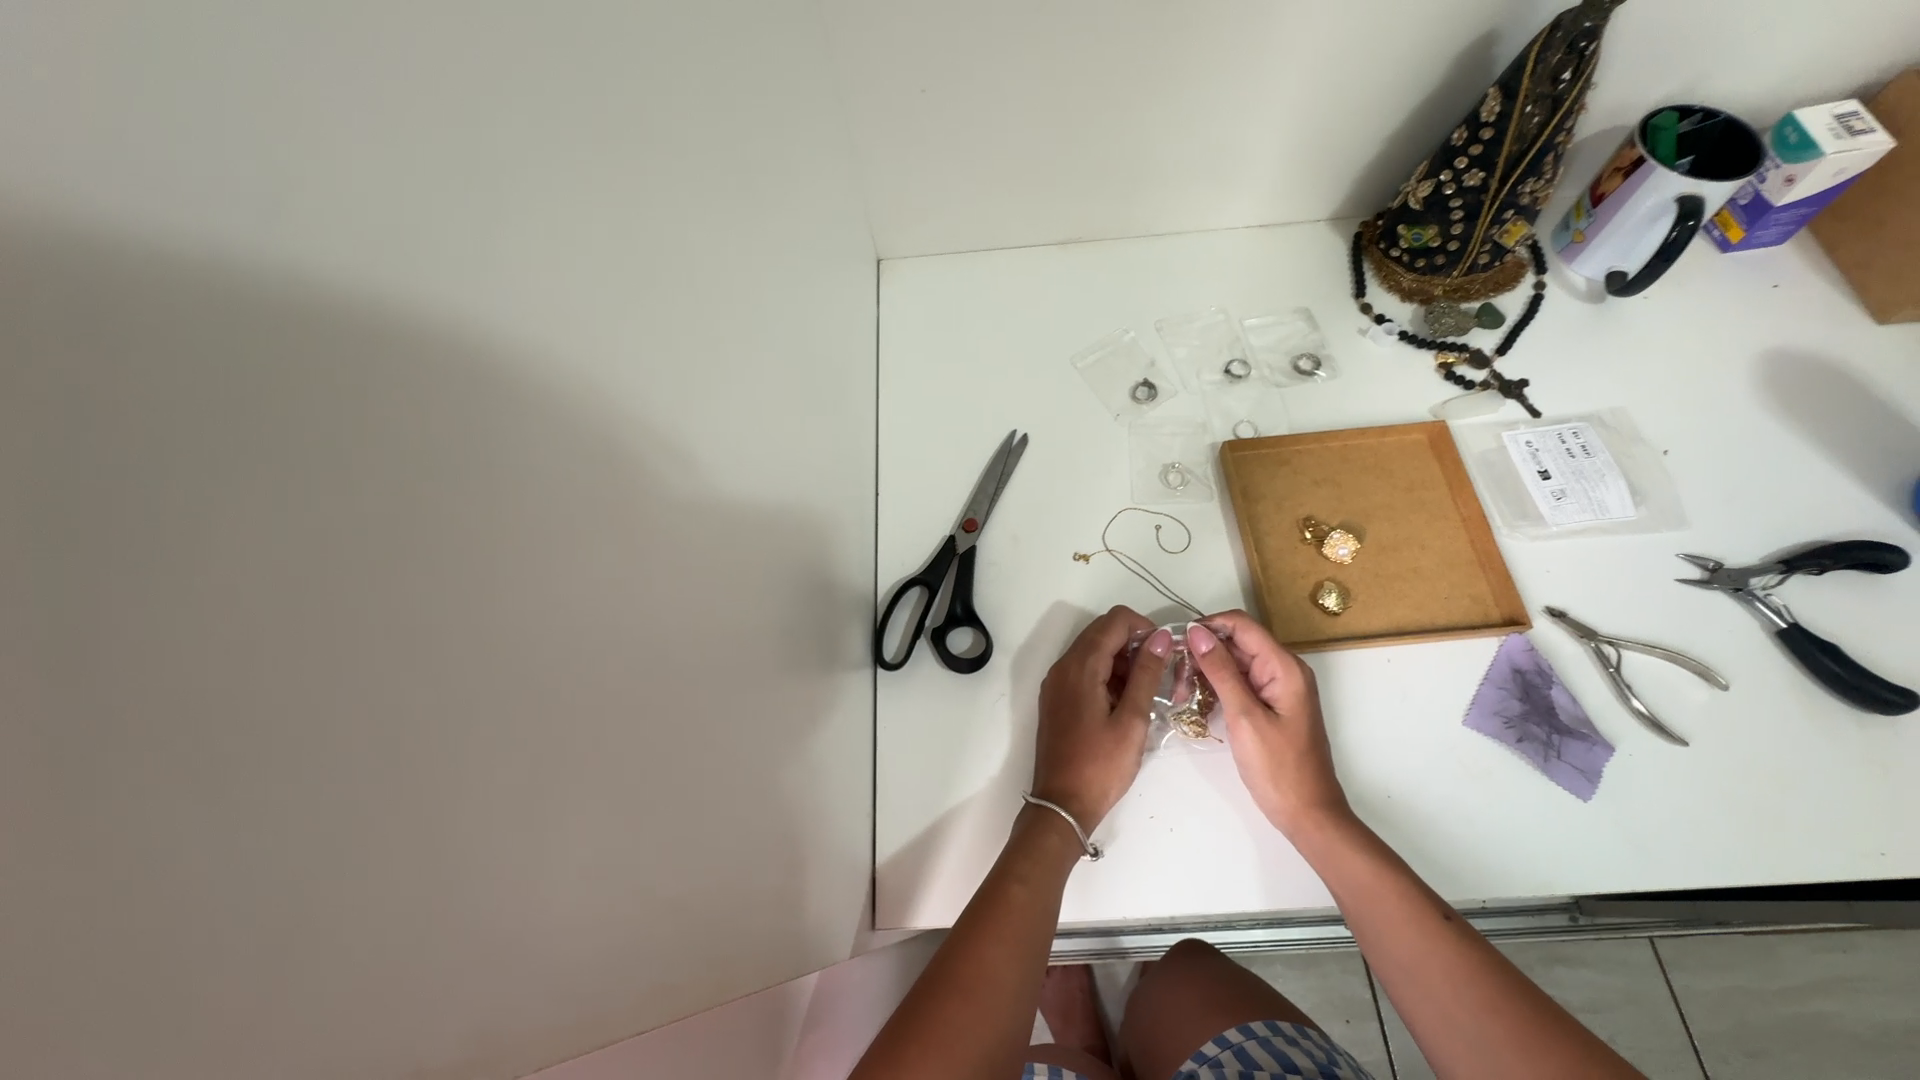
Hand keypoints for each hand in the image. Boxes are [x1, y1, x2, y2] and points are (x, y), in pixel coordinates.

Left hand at [1031, 606, 1171, 831]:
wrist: (1062, 804)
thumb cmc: (1101, 766)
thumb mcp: (1132, 720)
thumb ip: (1146, 674)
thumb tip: (1160, 638)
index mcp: (1080, 666)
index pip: (1114, 620)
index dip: (1144, 628)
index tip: (1165, 653)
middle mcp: (1062, 666)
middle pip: (1102, 632)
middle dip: (1134, 644)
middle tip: (1160, 673)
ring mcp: (1055, 682)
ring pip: (1093, 651)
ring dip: (1121, 661)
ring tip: (1147, 692)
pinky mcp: (1055, 698)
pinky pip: (1083, 671)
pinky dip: (1106, 675)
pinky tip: (1125, 702)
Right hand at [1185, 611, 1350, 835]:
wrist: (1308, 813)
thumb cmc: (1278, 768)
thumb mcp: (1244, 717)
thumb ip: (1220, 671)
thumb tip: (1197, 632)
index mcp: (1284, 667)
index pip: (1241, 625)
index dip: (1207, 627)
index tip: (1176, 643)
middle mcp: (1284, 670)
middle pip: (1237, 642)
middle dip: (1203, 652)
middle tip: (1174, 678)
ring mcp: (1278, 687)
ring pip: (1235, 662)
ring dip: (1206, 671)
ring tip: (1181, 693)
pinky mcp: (1271, 704)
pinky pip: (1240, 683)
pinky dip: (1218, 687)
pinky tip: (1197, 702)